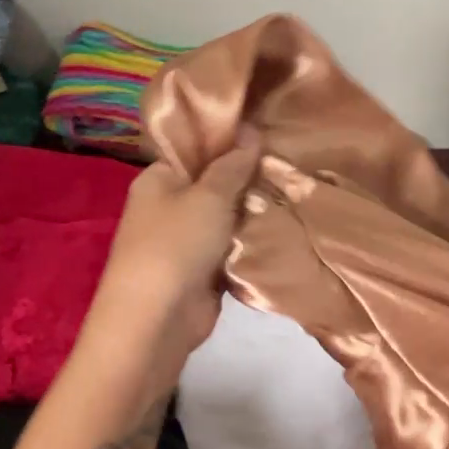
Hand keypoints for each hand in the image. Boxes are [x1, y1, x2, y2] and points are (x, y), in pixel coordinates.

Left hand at [87, 125, 262, 356]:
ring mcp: (184, 240)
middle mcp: (168, 206)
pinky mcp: (202, 270)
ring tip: (291, 199)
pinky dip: (251, 244)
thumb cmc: (176, 245)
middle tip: (285, 171)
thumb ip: (233, 164)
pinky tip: (281, 232)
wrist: (157, 320)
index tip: (268, 137)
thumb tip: (250, 128)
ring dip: (254, 215)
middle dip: (248, 181)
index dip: (229, 142)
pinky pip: (232, 247)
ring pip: (229, 217)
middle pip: (216, 183)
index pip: (196, 150)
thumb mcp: (209, 195)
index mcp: (158, 179)